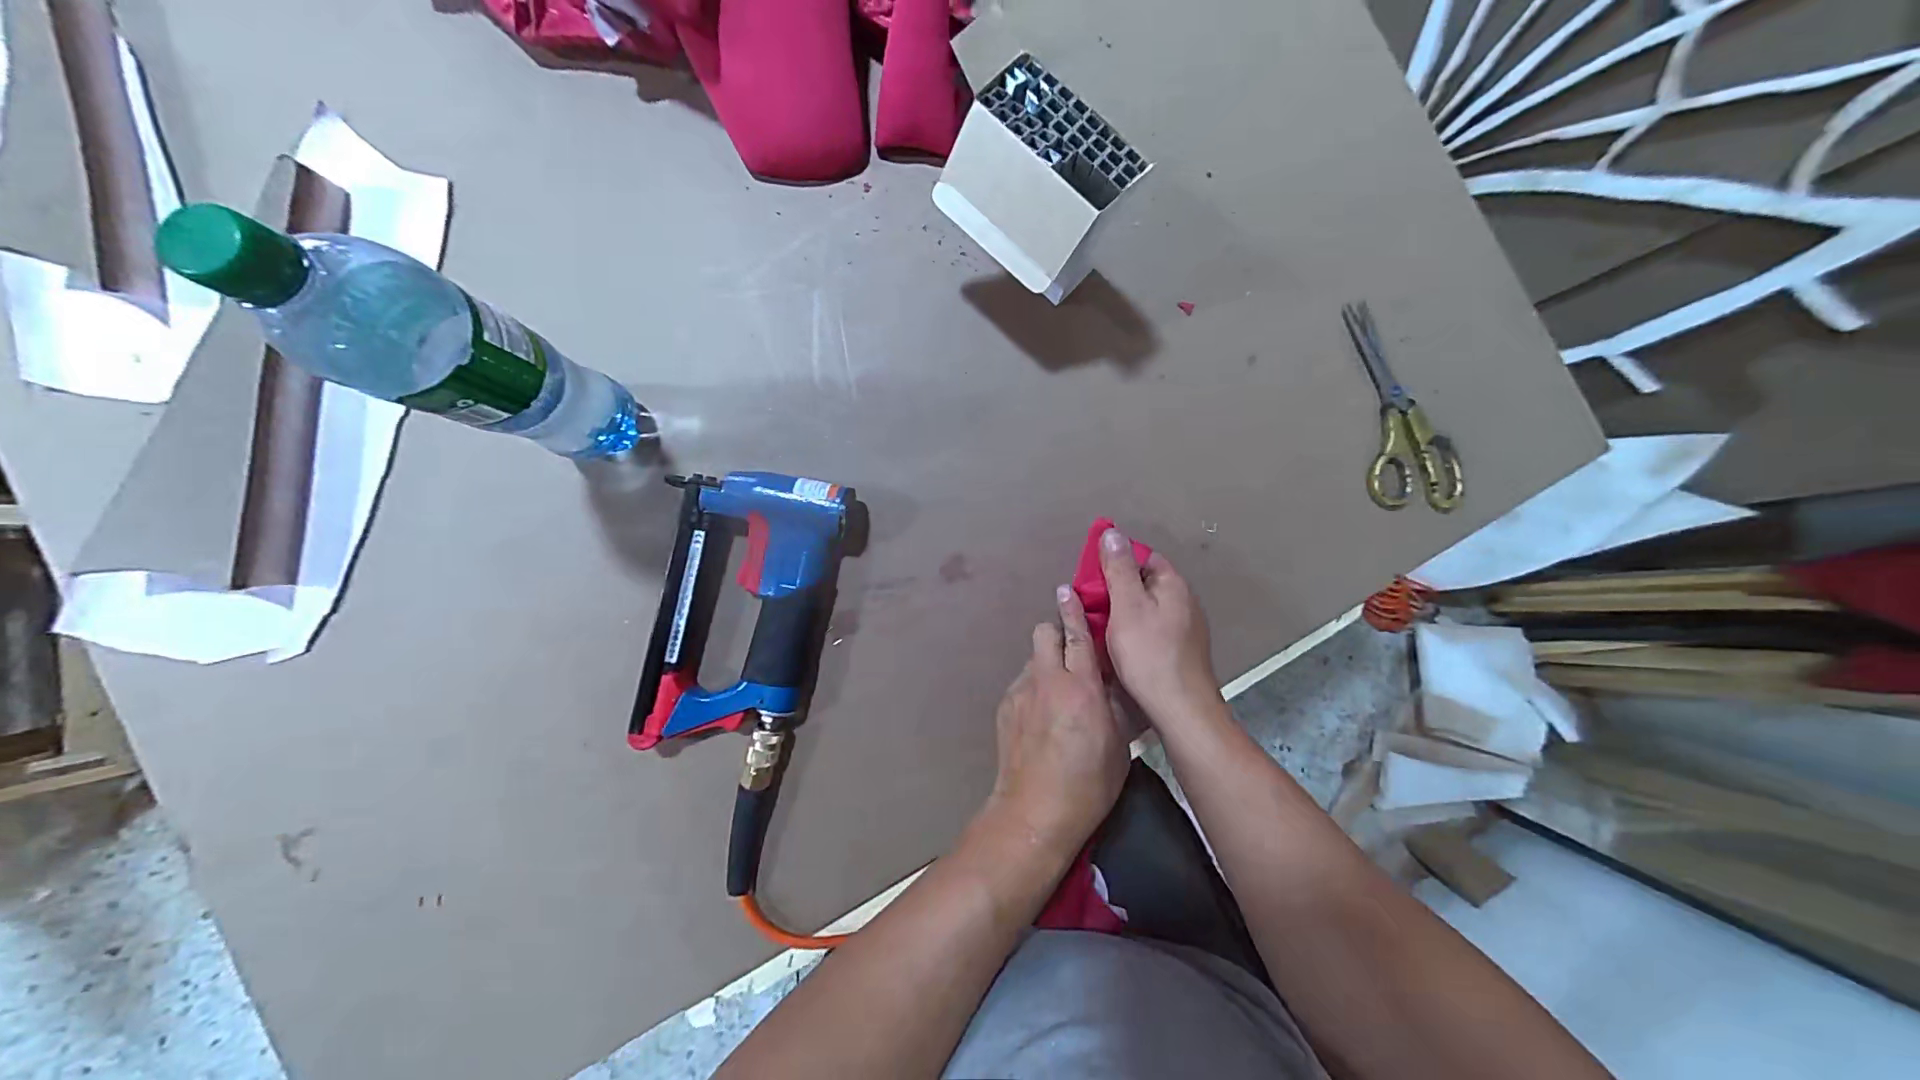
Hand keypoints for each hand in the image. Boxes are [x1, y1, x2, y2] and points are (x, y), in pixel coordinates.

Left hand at [987, 586, 1130, 855]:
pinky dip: (1034, 687)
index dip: (1075, 610)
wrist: (1036, 812)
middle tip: (1072, 651)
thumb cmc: (1089, 783)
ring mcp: (1020, 694)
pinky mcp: (1005, 709)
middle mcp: (1047, 681)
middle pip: (1044, 633)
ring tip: (1059, 690)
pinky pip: (1022, 683)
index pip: (1077, 636)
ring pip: (1032, 659)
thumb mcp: (1119, 743)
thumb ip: (1115, 703)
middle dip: (1058, 632)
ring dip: (1046, 663)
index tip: (1071, 589)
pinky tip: (1041, 714)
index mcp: (1081, 688)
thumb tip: (1114, 680)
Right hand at [1097, 528, 1222, 729]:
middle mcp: (1184, 601)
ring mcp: (1185, 627)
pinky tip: (1117, 647)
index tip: (1090, 576)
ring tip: (1097, 626)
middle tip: (1087, 604)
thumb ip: (1118, 569)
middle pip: (1143, 582)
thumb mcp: (1126, 606)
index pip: (1142, 557)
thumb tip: (1112, 534)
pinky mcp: (1180, 650)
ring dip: (1121, 612)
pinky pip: (1151, 629)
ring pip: (1145, 608)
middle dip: (1115, 589)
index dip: (1115, 561)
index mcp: (1172, 584)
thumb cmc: (1149, 654)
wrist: (1180, 708)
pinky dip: (1132, 631)